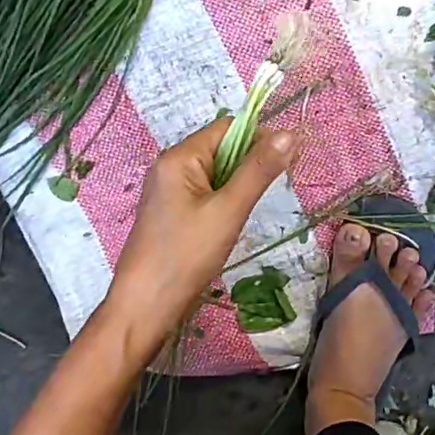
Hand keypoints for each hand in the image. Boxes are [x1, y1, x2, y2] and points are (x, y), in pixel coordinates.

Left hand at [105, 119, 297, 324]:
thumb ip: (259, 170)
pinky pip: (210, 191)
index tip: (289, 158)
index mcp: (179, 157)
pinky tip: (236, 218)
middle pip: (224, 147)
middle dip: (253, 160)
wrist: (145, 307)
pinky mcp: (175, 211)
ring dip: (243, 181)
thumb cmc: (185, 255)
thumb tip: (289, 134)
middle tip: (279, 184)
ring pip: (219, 171)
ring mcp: (172, 190)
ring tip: (254, 205)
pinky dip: (229, 198)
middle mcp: (172, 166)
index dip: (261, 136)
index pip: (228, 127)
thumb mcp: (229, 209)